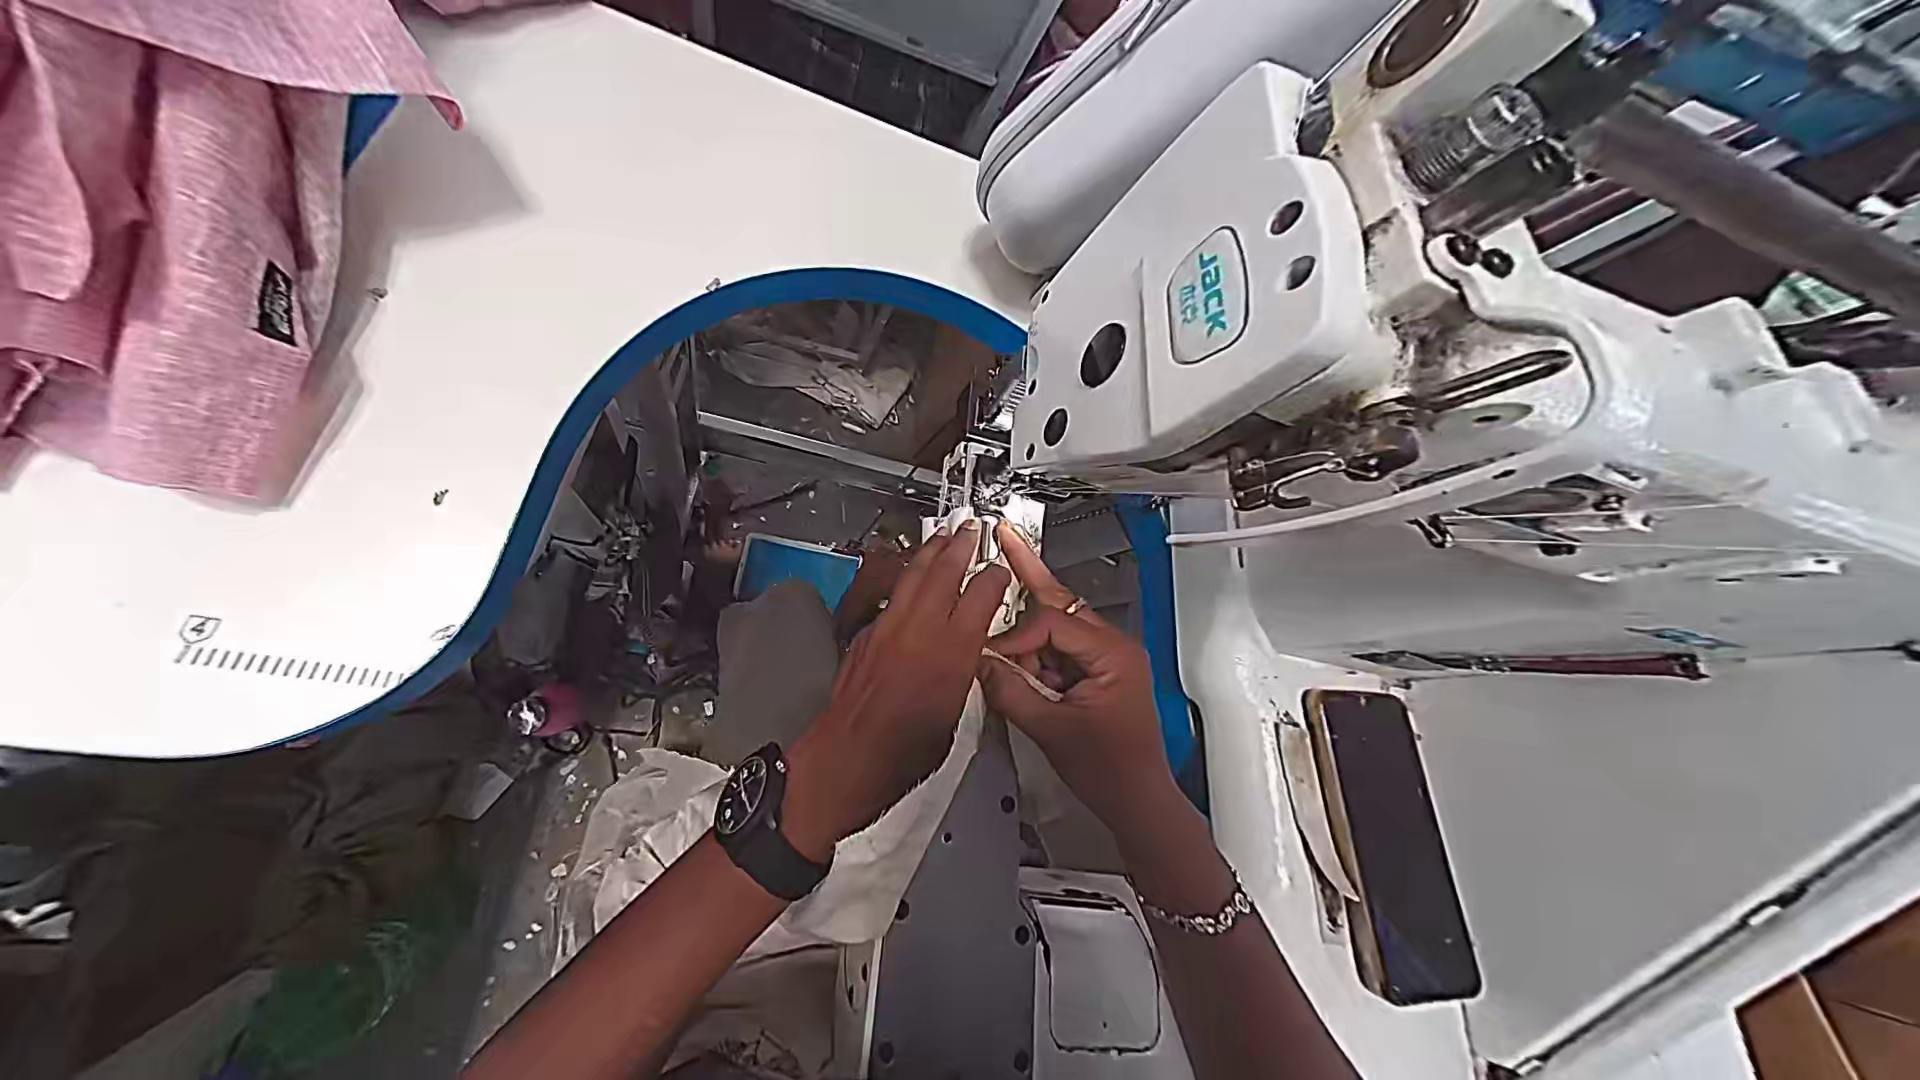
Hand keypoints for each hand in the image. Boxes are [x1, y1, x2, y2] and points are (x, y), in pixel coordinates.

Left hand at [784, 521, 1010, 859]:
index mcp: (953, 650)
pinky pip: (891, 594)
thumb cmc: (905, 748)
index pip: (981, 596)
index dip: (995, 578)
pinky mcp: (867, 633)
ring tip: (941, 537)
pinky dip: (905, 578)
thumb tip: (966, 655)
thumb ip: (962, 671)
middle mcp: (921, 629)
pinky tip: (910, 576)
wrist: (851, 756)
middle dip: (961, 546)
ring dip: (930, 551)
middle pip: (944, 571)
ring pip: (913, 575)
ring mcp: (890, 626)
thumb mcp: (955, 712)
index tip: (999, 572)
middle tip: (970, 530)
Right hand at [976, 522, 1175, 840]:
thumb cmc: (1112, 770)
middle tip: (1004, 538)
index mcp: (1113, 654)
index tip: (990, 657)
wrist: (1138, 801)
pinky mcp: (1095, 673)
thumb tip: (980, 662)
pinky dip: (1034, 657)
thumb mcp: (1052, 729)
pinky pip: (1057, 651)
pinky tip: (1017, 667)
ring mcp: (1105, 659)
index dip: (1016, 638)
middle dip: (1027, 576)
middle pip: (1059, 605)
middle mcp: (1113, 648)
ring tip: (1000, 646)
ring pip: (1055, 628)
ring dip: (1026, 637)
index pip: (1053, 623)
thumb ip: (1011, 691)